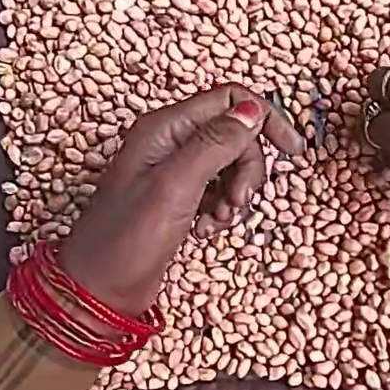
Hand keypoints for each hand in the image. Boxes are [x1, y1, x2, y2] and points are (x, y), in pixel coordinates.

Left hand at [61, 85, 304, 314]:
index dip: (265, 120)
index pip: (231, 100)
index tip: (291, 150)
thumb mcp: (175, 185)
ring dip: (236, 195)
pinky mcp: (180, 199)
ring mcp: (175, 172)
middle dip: (247, 169)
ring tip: (217, 221)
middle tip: (237, 202)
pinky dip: (223, 211)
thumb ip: (215, 143)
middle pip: (235, 136)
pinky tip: (206, 230)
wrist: (98, 289)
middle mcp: (171, 143)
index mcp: (166, 128)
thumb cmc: (125, 240)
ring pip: (231, 166)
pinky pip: (219, 192)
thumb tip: (252, 111)